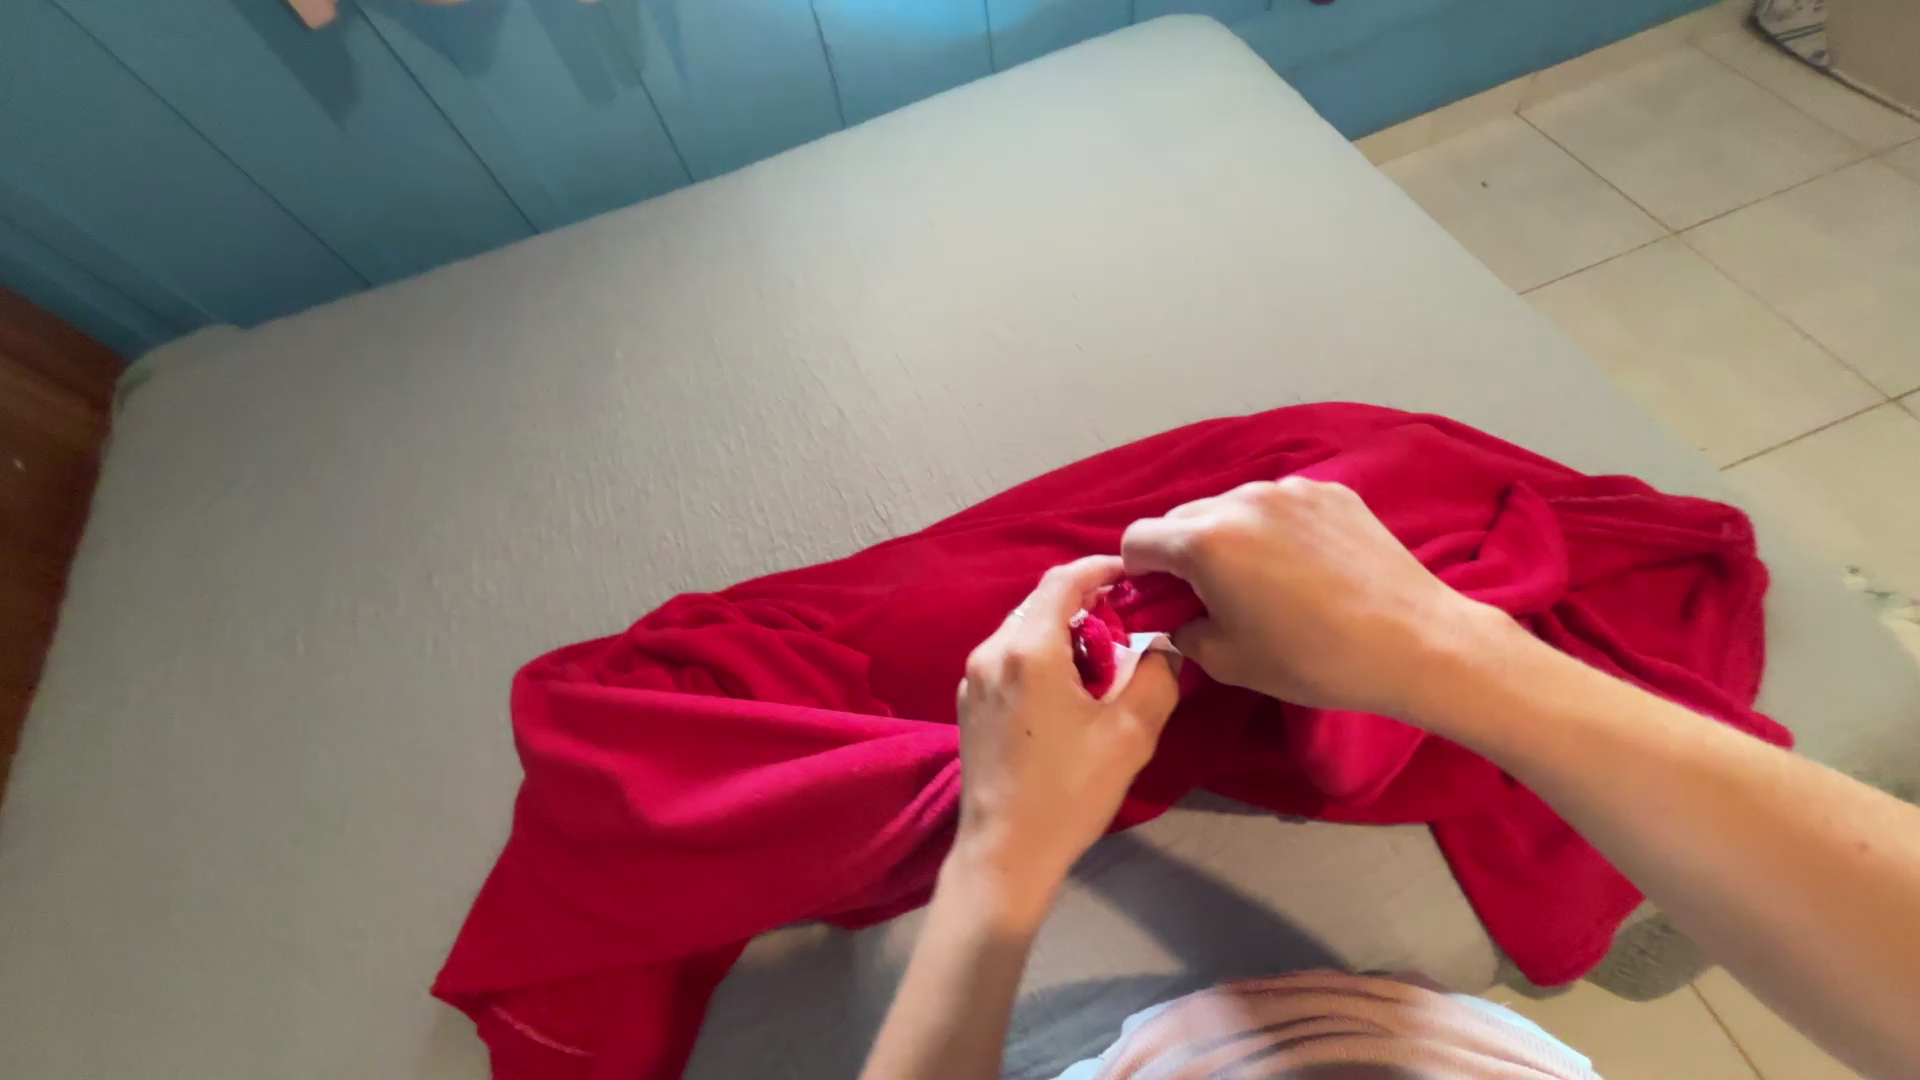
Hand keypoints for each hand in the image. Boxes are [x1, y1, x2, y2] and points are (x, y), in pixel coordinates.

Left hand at [951, 556, 1178, 918]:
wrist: (1004, 852)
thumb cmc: (1069, 793)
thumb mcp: (1130, 734)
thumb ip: (1155, 676)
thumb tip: (1163, 646)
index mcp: (1028, 649)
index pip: (1063, 580)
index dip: (1101, 569)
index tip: (1133, 578)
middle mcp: (992, 650)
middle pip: (1041, 601)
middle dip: (1086, 604)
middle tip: (1126, 629)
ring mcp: (973, 675)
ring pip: (1023, 627)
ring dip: (1062, 631)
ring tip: (1099, 664)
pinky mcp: (967, 699)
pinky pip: (1008, 655)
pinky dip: (1039, 654)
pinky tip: (1063, 689)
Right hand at [1119, 477, 1505, 723]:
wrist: (1417, 644)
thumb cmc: (1312, 659)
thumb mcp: (1227, 662)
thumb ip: (1181, 631)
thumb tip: (1177, 617)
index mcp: (1204, 541)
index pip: (1136, 539)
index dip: (1138, 572)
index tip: (1160, 598)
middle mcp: (1239, 501)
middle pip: (1180, 518)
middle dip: (1180, 552)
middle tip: (1210, 592)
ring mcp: (1288, 490)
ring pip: (1229, 507)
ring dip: (1226, 536)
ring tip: (1264, 576)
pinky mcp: (1329, 490)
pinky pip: (1277, 504)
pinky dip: (1272, 528)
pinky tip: (1305, 563)